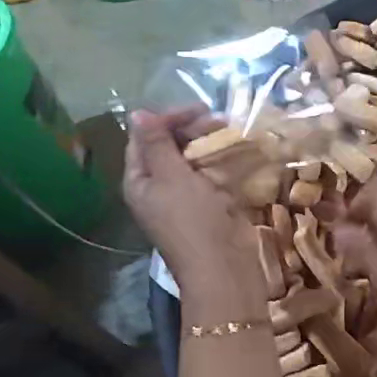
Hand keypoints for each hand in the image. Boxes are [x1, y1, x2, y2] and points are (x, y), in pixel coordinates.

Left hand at [122, 108, 262, 303]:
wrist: (224, 267)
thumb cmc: (193, 220)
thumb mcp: (171, 176)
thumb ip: (157, 143)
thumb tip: (137, 113)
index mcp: (140, 182)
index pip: (145, 139)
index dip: (168, 120)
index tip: (199, 109)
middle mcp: (159, 188)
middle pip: (171, 147)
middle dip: (193, 130)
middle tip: (220, 121)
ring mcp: (186, 198)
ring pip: (195, 160)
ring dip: (211, 144)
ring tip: (233, 132)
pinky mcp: (211, 206)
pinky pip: (213, 176)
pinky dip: (224, 162)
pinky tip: (239, 152)